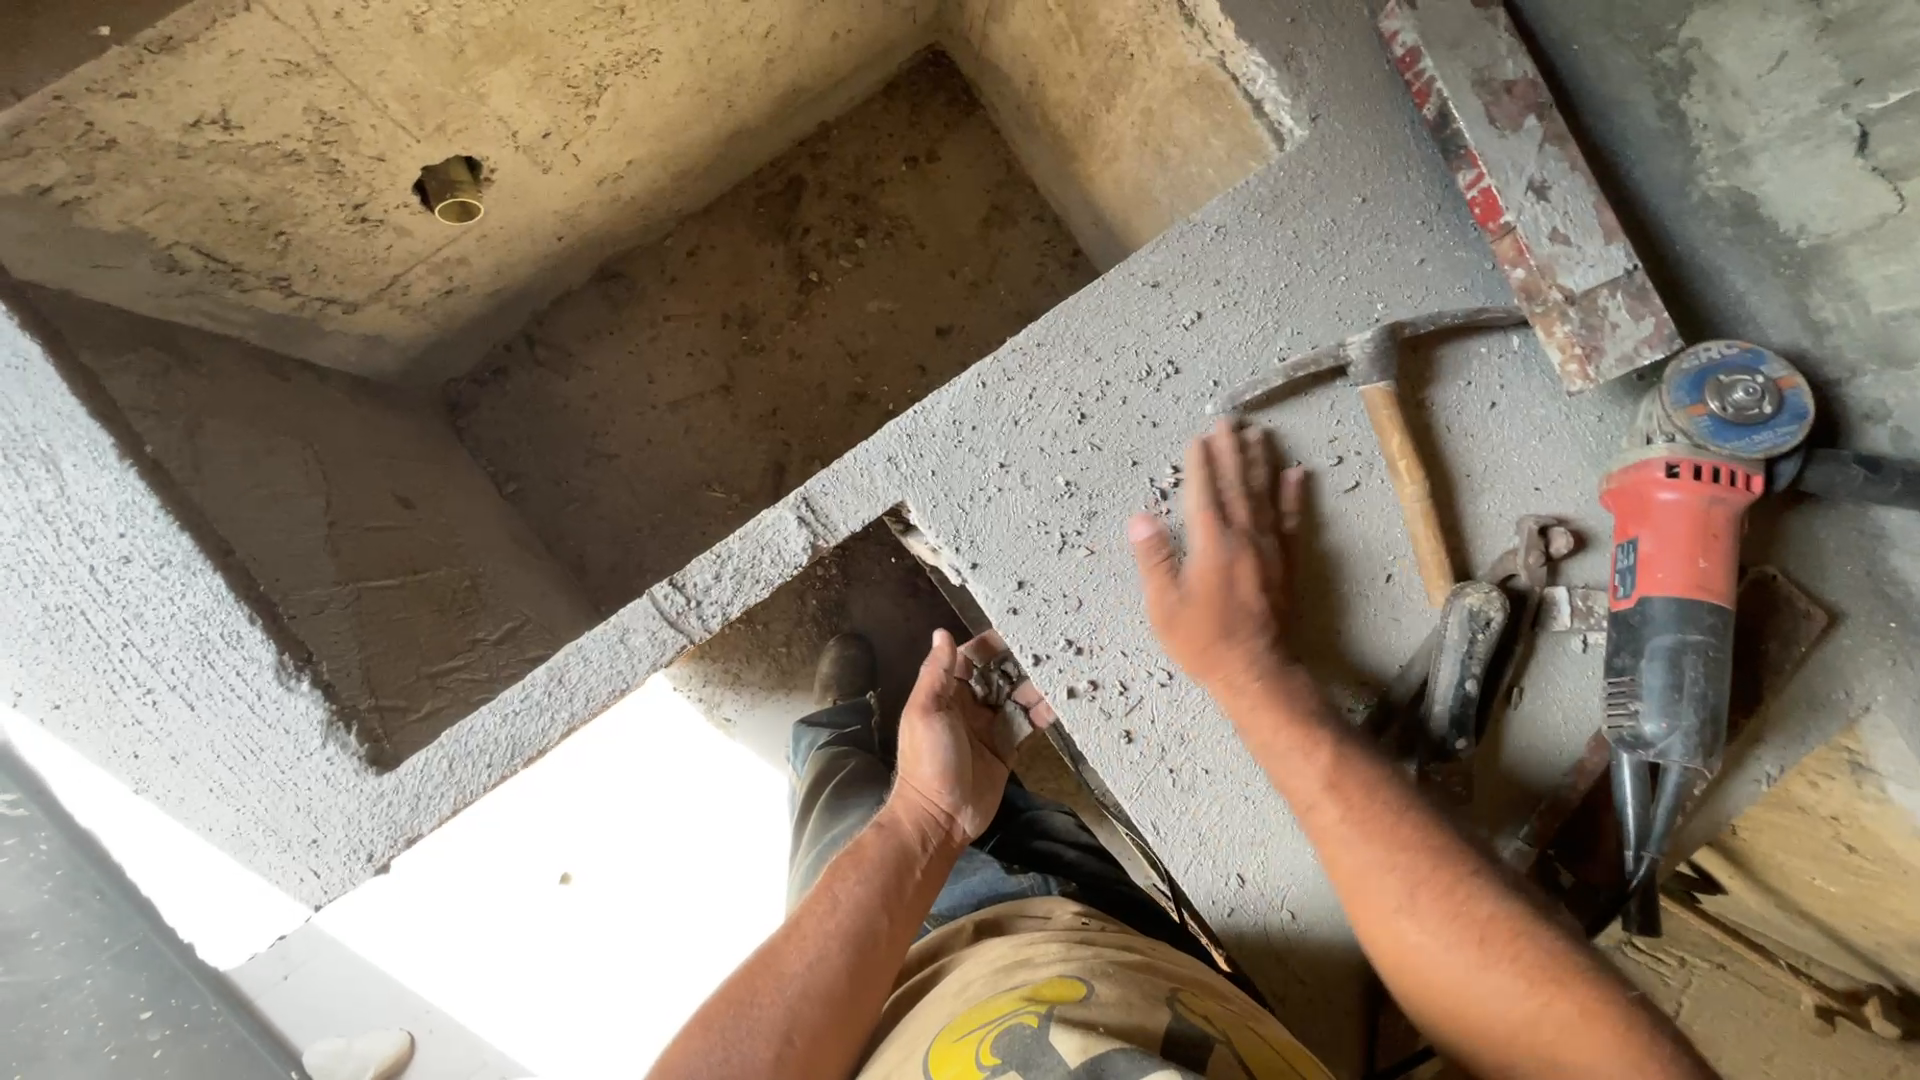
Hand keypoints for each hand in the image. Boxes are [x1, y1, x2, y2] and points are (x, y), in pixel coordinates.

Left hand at [887, 629, 1049, 850]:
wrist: (939, 818)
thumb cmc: (928, 760)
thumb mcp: (926, 711)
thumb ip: (937, 672)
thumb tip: (942, 632)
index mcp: (947, 692)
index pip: (971, 658)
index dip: (993, 644)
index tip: (1019, 629)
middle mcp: (970, 704)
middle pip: (999, 674)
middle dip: (1022, 662)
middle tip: (1051, 649)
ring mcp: (990, 725)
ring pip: (1017, 696)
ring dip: (1037, 686)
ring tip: (1063, 674)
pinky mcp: (1008, 747)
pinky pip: (1028, 723)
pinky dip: (1043, 713)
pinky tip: (1061, 704)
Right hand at [1127, 418, 1306, 699]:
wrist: (1257, 671)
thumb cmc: (1203, 642)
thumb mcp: (1164, 606)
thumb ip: (1153, 559)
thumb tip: (1140, 518)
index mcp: (1211, 545)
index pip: (1204, 494)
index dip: (1200, 464)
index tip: (1198, 438)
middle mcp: (1243, 538)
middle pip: (1236, 485)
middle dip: (1230, 451)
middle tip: (1228, 421)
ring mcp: (1269, 549)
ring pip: (1264, 495)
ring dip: (1260, 462)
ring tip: (1259, 434)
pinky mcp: (1287, 564)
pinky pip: (1291, 521)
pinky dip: (1293, 496)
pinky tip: (1297, 475)